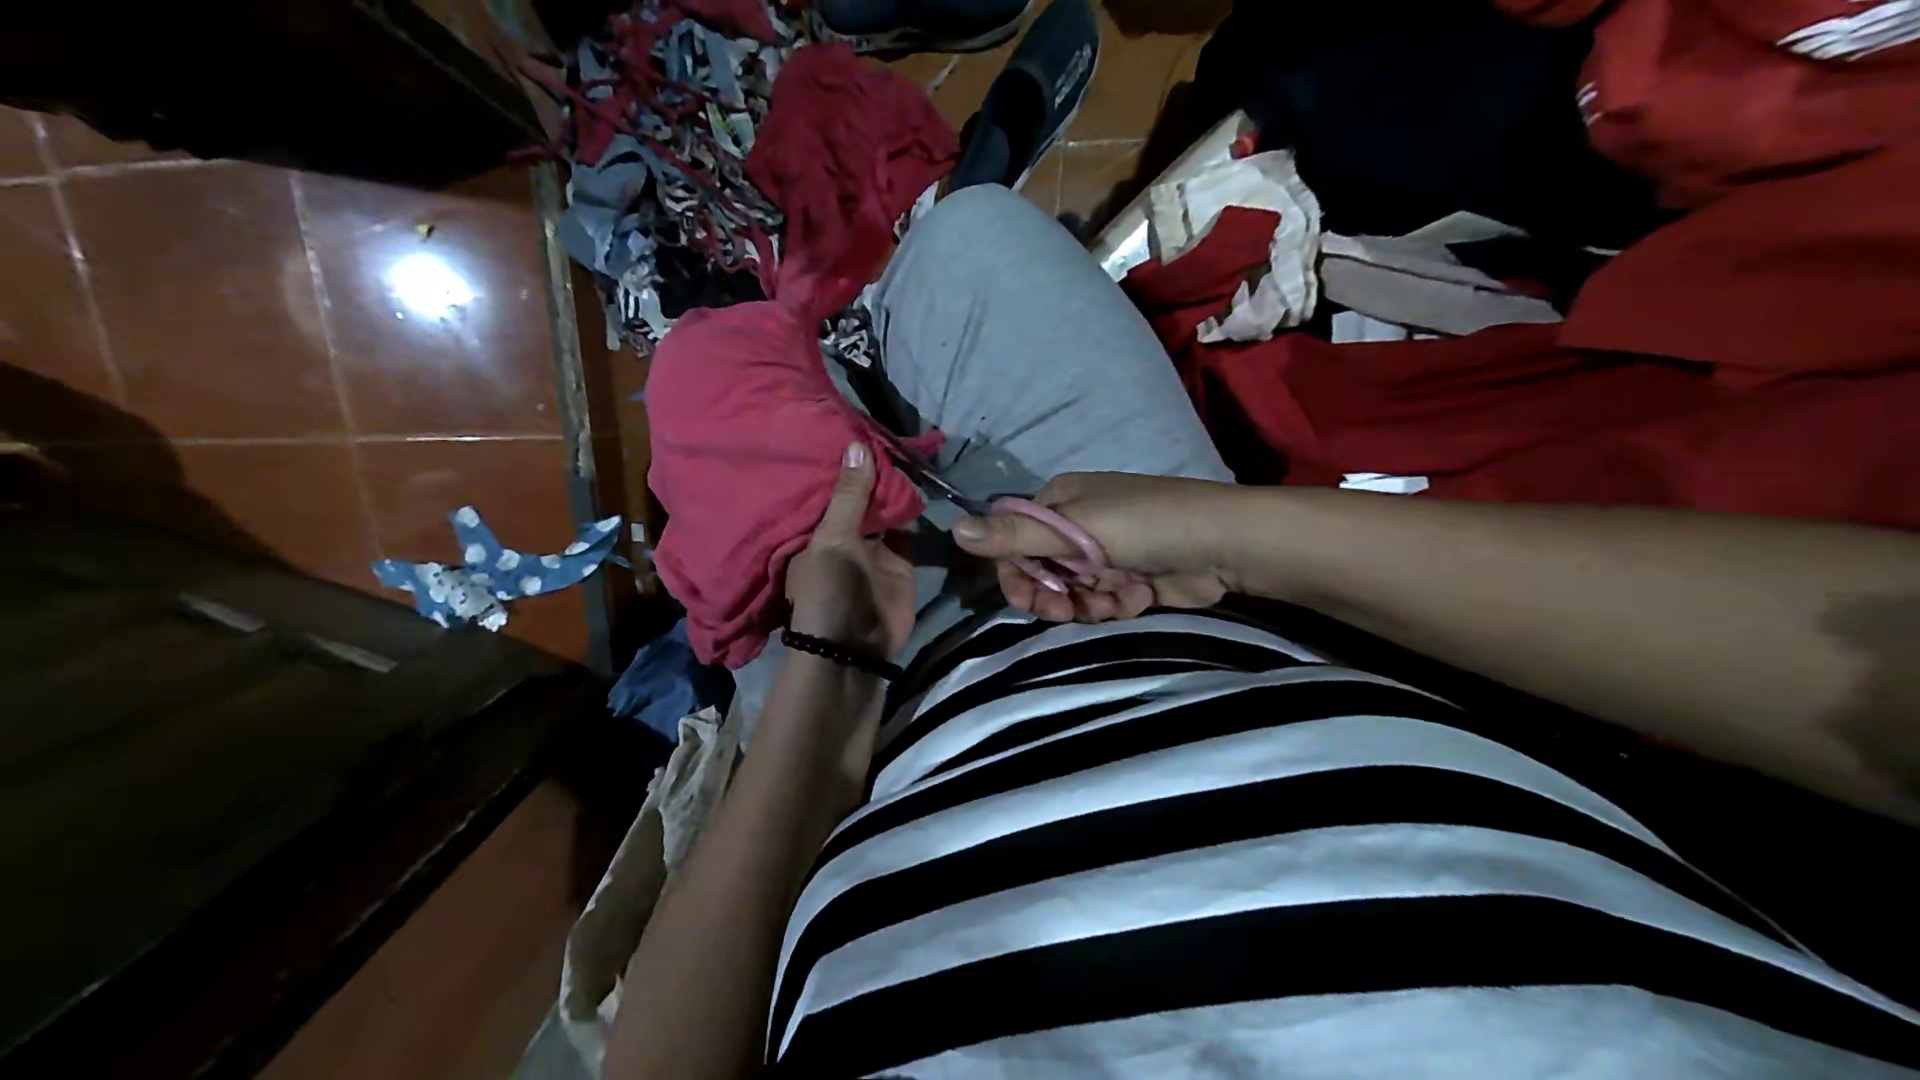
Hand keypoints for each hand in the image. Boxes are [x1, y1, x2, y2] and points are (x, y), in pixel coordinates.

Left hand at [785, 442, 916, 657]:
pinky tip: (921, 484)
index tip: (856, 428)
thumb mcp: (831, 540)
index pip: (830, 490)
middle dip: (874, 474)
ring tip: (908, 451)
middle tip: (890, 434)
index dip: (843, 465)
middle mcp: (845, 537)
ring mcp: (874, 549)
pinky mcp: (901, 562)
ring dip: (895, 490)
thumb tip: (858, 446)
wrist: (854, 649)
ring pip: (887, 511)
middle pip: (862, 498)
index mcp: (816, 531)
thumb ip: (849, 497)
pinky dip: (914, 511)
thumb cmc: (827, 591)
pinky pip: (909, 530)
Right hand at [951, 472, 1237, 622]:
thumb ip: (1015, 536)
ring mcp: (1105, 552)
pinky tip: (1140, 595)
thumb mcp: (1075, 530)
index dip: (1016, 573)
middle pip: (1041, 570)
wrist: (1223, 544)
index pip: (1014, 541)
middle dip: (1053, 595)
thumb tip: (953, 529)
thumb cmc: (1145, 525)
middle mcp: (1077, 524)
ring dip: (1089, 601)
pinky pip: (1102, 600)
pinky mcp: (1128, 577)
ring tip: (1119, 598)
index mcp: (1059, 501)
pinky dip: (1116, 603)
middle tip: (1067, 611)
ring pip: (1072, 590)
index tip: (1027, 598)